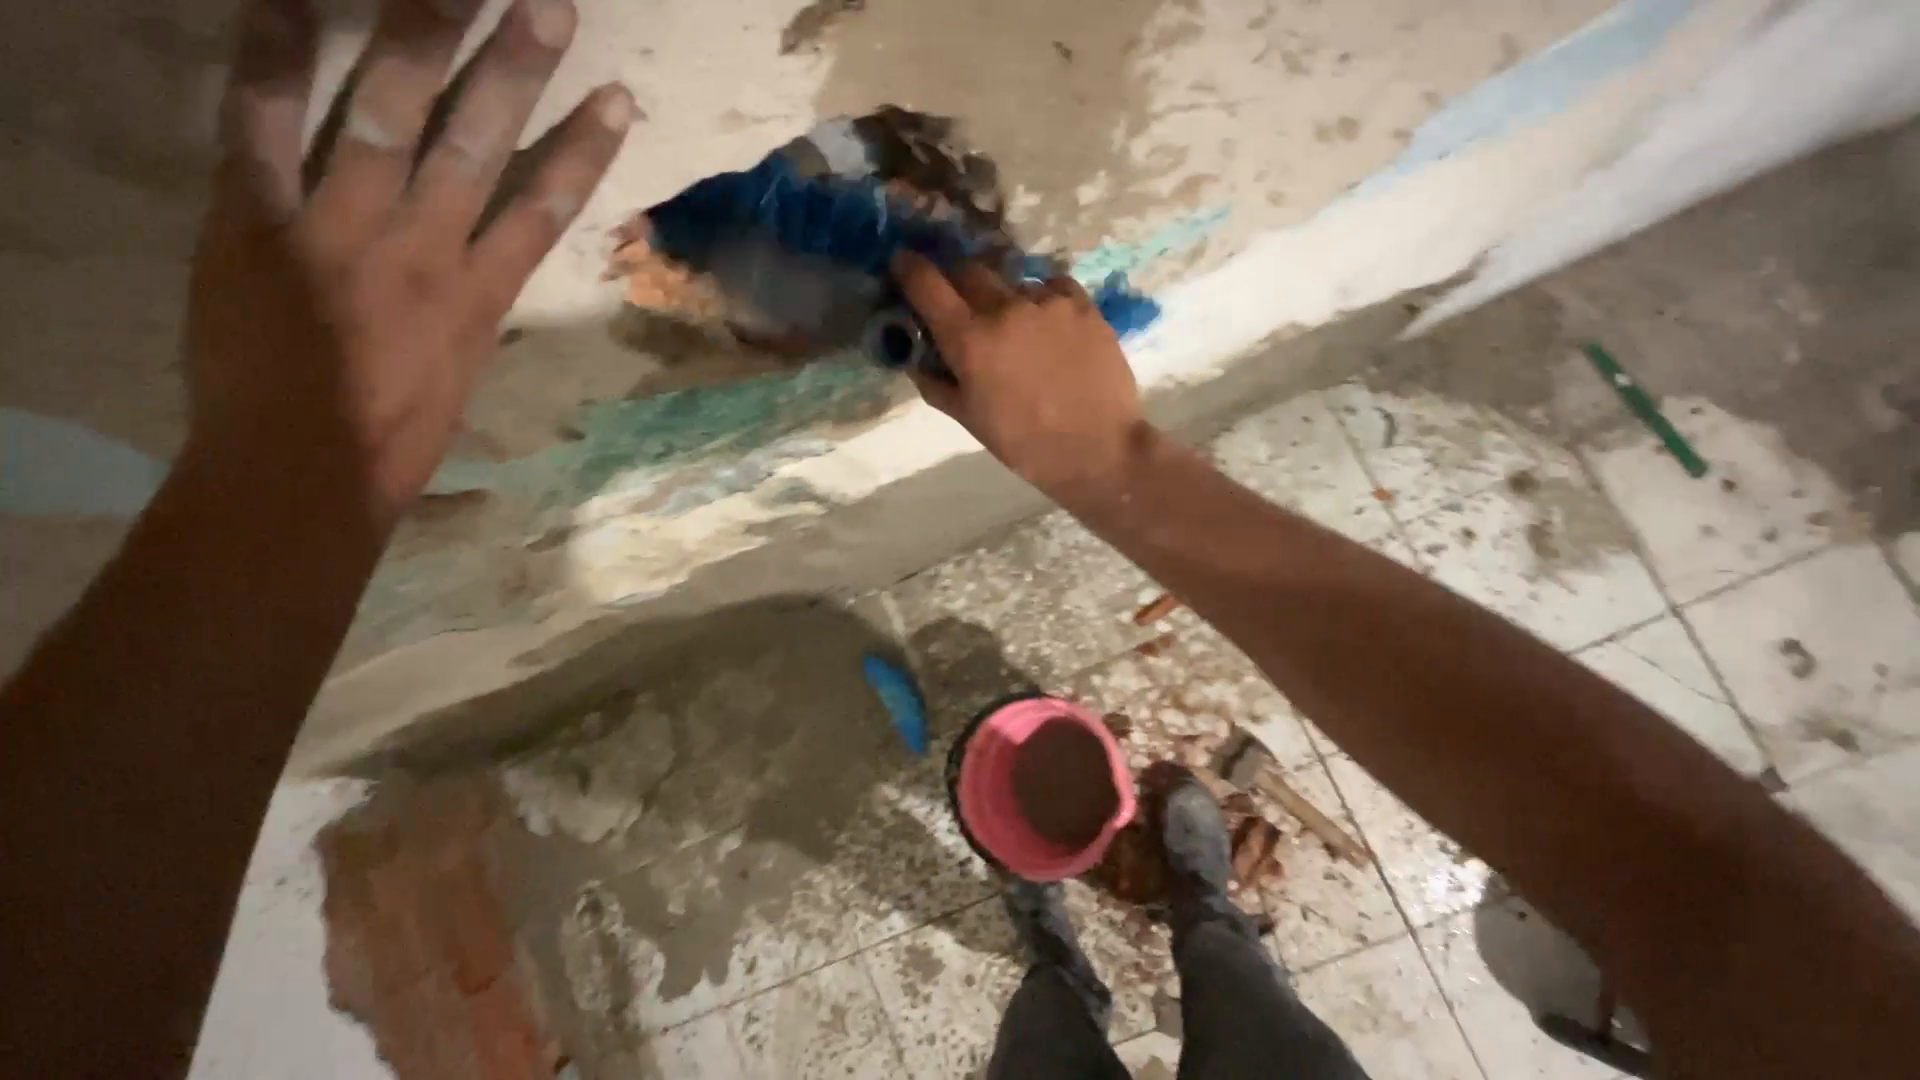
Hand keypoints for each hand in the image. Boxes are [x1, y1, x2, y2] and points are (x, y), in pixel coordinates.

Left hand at [186, 0, 631, 523]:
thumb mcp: (459, 371)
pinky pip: (262, 127)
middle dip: (519, 70)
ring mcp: (345, 230)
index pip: (546, 207)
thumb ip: (466, 308)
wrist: (307, 472)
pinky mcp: (259, 222)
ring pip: (390, 116)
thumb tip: (475, 270)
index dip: (585, 150)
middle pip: (482, 144)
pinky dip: (274, 59)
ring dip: (426, 41)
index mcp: (482, 295)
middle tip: (551, 8)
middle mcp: (426, 249)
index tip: (618, 99)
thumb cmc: (398, 438)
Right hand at [893, 252, 1150, 500]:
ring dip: (1004, 296)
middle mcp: (1004, 308)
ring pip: (1012, 280)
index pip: (926, 283)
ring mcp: (1047, 301)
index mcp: (969, 339)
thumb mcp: (969, 420)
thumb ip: (936, 384)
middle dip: (957, 281)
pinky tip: (1049, 324)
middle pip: (968, 270)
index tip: (903, 263)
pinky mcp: (1082, 304)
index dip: (909, 268)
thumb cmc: (1025, 443)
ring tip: (1016, 325)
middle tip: (962, 302)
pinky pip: (1052, 286)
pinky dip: (1042, 298)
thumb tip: (918, 360)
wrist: (1098, 448)